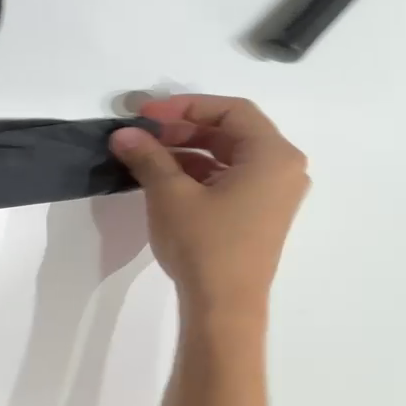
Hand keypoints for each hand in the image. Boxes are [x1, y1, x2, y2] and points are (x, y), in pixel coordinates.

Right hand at [109, 95, 308, 317]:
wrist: (224, 298)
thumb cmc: (204, 242)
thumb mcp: (169, 195)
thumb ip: (147, 158)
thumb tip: (124, 133)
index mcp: (272, 156)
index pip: (232, 112)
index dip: (185, 106)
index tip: (143, 114)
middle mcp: (282, 167)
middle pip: (232, 131)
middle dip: (182, 128)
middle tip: (139, 135)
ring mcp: (272, 190)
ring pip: (227, 155)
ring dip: (185, 150)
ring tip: (142, 157)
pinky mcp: (256, 210)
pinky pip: (227, 176)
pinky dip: (194, 170)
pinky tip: (161, 178)